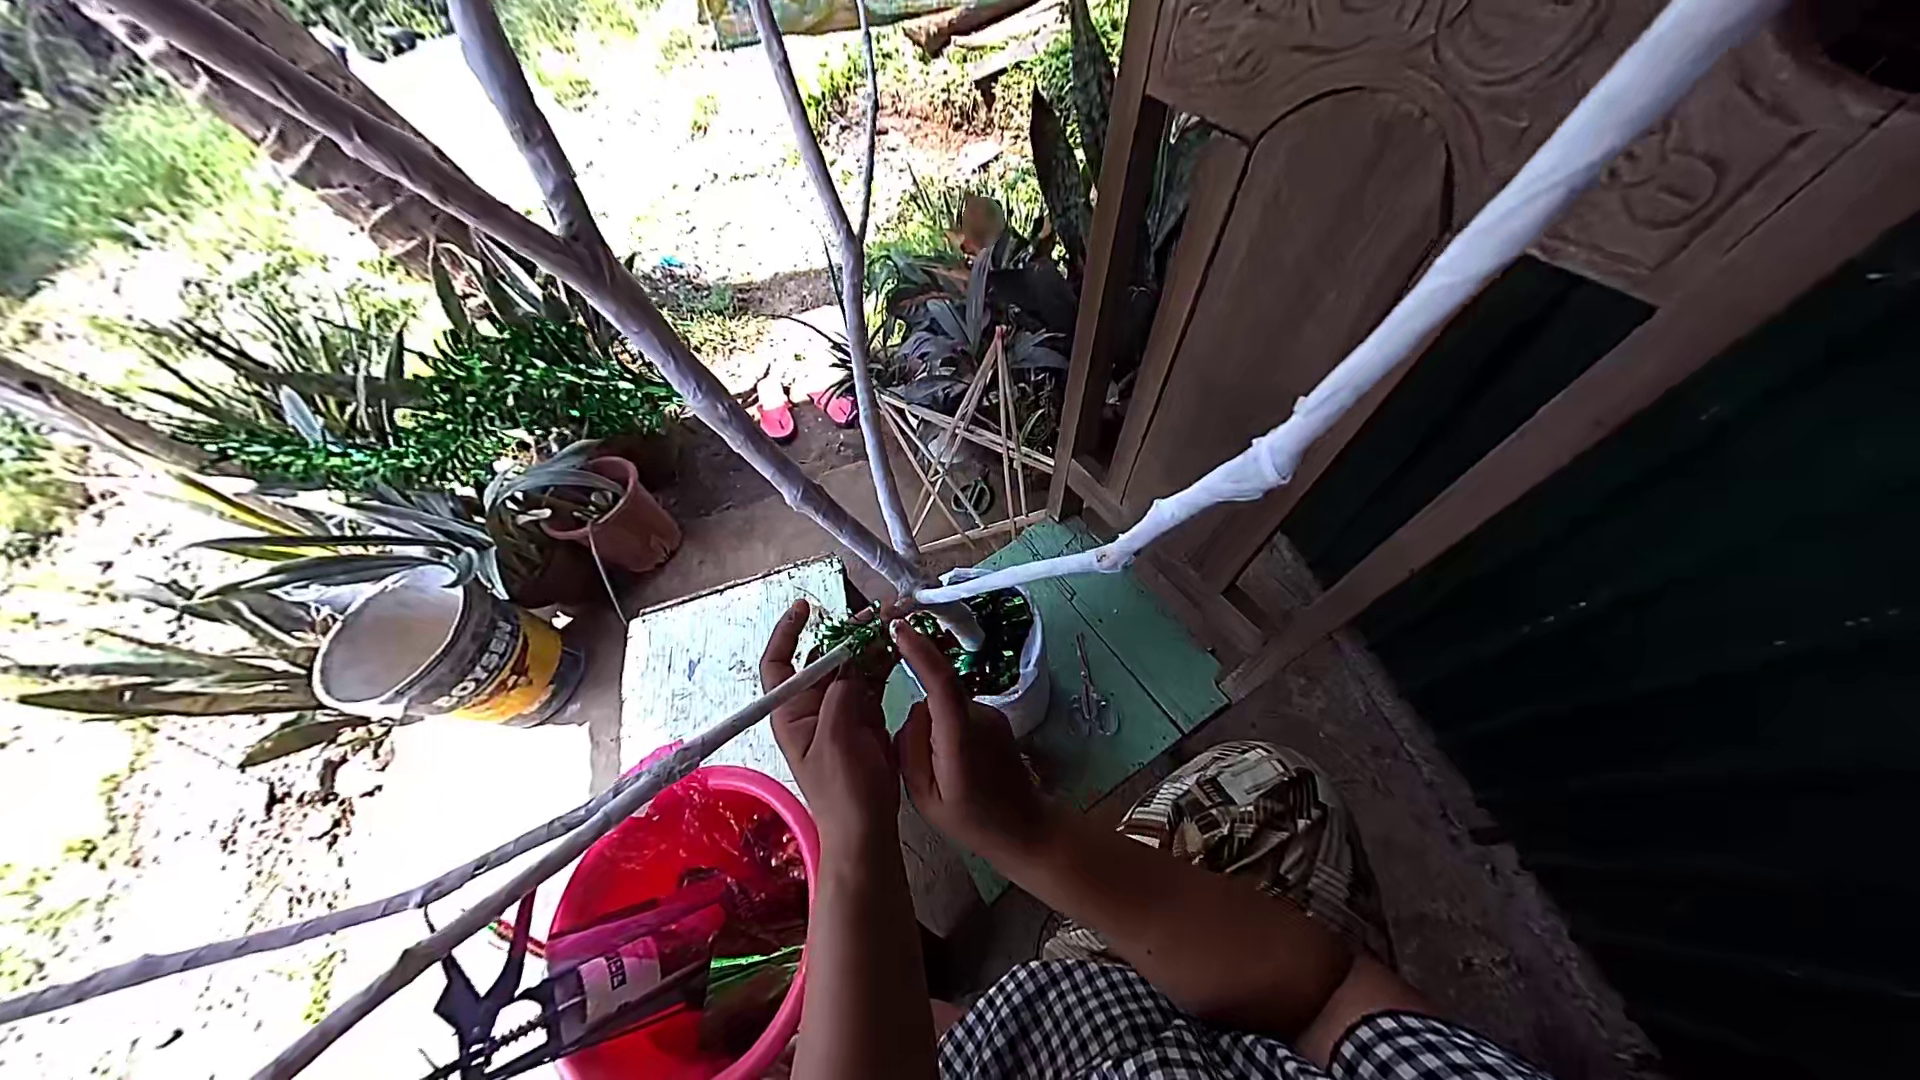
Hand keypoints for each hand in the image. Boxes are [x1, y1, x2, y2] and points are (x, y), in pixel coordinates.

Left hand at [760, 601, 898, 848]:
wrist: (867, 828)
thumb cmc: (842, 790)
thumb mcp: (836, 739)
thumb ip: (840, 696)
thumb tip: (849, 663)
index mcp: (792, 712)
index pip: (779, 663)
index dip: (787, 632)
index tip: (805, 607)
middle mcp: (813, 707)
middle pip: (824, 658)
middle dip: (846, 634)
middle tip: (875, 615)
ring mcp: (840, 711)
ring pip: (852, 667)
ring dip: (870, 646)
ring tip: (893, 625)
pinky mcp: (865, 718)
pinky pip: (872, 681)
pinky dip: (884, 664)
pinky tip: (899, 649)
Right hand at [892, 618, 1050, 859]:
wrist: (1025, 828)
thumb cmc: (973, 820)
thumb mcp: (925, 796)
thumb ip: (910, 746)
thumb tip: (916, 708)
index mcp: (961, 740)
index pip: (942, 683)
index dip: (921, 652)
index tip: (899, 629)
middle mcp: (981, 718)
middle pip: (939, 693)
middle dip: (922, 717)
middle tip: (923, 762)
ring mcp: (992, 715)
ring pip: (947, 704)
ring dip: (937, 726)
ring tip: (946, 772)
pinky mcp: (996, 717)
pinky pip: (959, 711)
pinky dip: (949, 729)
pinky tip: (959, 765)